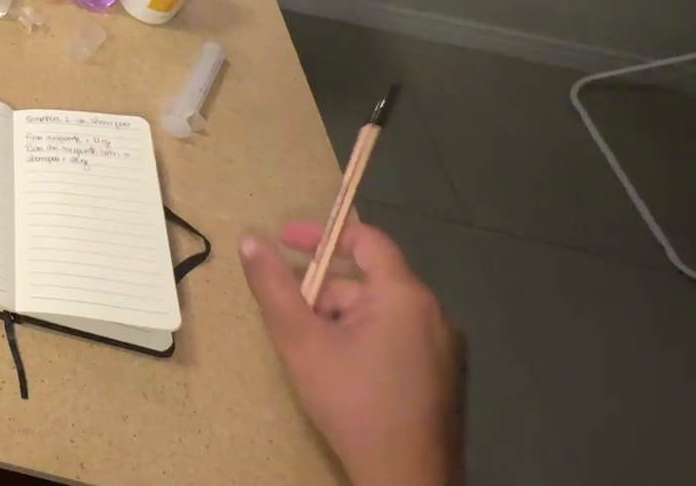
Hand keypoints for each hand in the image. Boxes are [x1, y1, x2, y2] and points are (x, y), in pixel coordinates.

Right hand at [240, 222, 465, 485]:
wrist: (406, 477)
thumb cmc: (351, 398)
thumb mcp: (298, 336)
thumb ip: (272, 284)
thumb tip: (251, 240)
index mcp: (405, 298)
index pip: (368, 240)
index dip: (322, 233)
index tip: (284, 241)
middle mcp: (434, 316)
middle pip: (366, 280)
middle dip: (321, 290)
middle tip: (289, 315)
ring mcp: (444, 349)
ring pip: (377, 311)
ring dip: (337, 316)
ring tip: (310, 348)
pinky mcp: (442, 376)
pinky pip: (394, 335)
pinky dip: (359, 336)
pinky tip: (338, 368)